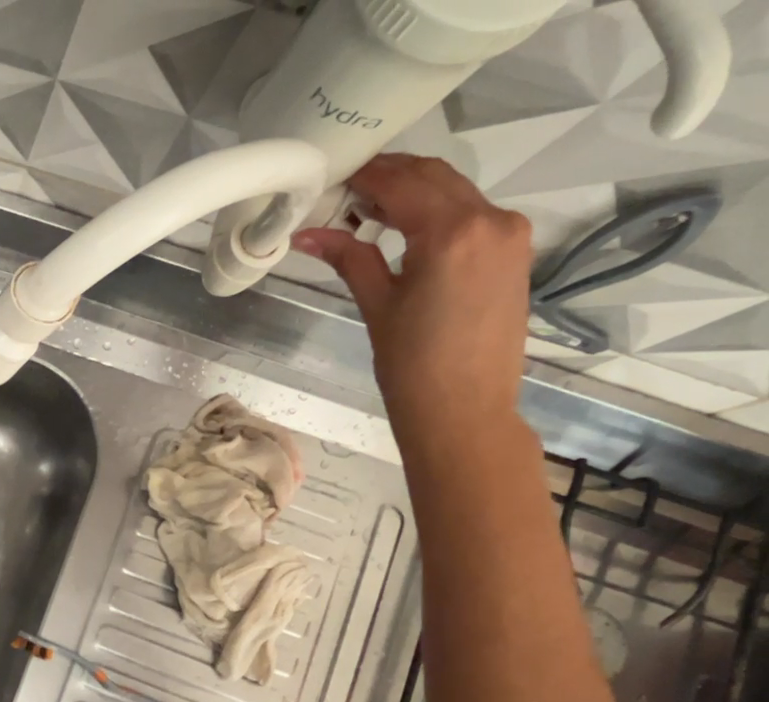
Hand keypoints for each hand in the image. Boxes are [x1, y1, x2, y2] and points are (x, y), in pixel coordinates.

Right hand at [292, 154, 533, 444]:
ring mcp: (509, 233)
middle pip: (433, 177)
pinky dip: (434, 210)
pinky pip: (469, 213)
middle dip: (389, 177)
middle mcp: (490, 220)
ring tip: (364, 210)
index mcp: (453, 232)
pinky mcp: (513, 250)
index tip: (330, 174)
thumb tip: (307, 234)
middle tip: (342, 188)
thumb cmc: (412, 364)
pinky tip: (401, 228)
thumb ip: (349, 258)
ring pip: (453, 191)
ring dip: (411, 191)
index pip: (402, 183)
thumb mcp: (377, 304)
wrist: (465, 408)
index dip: (364, 174)